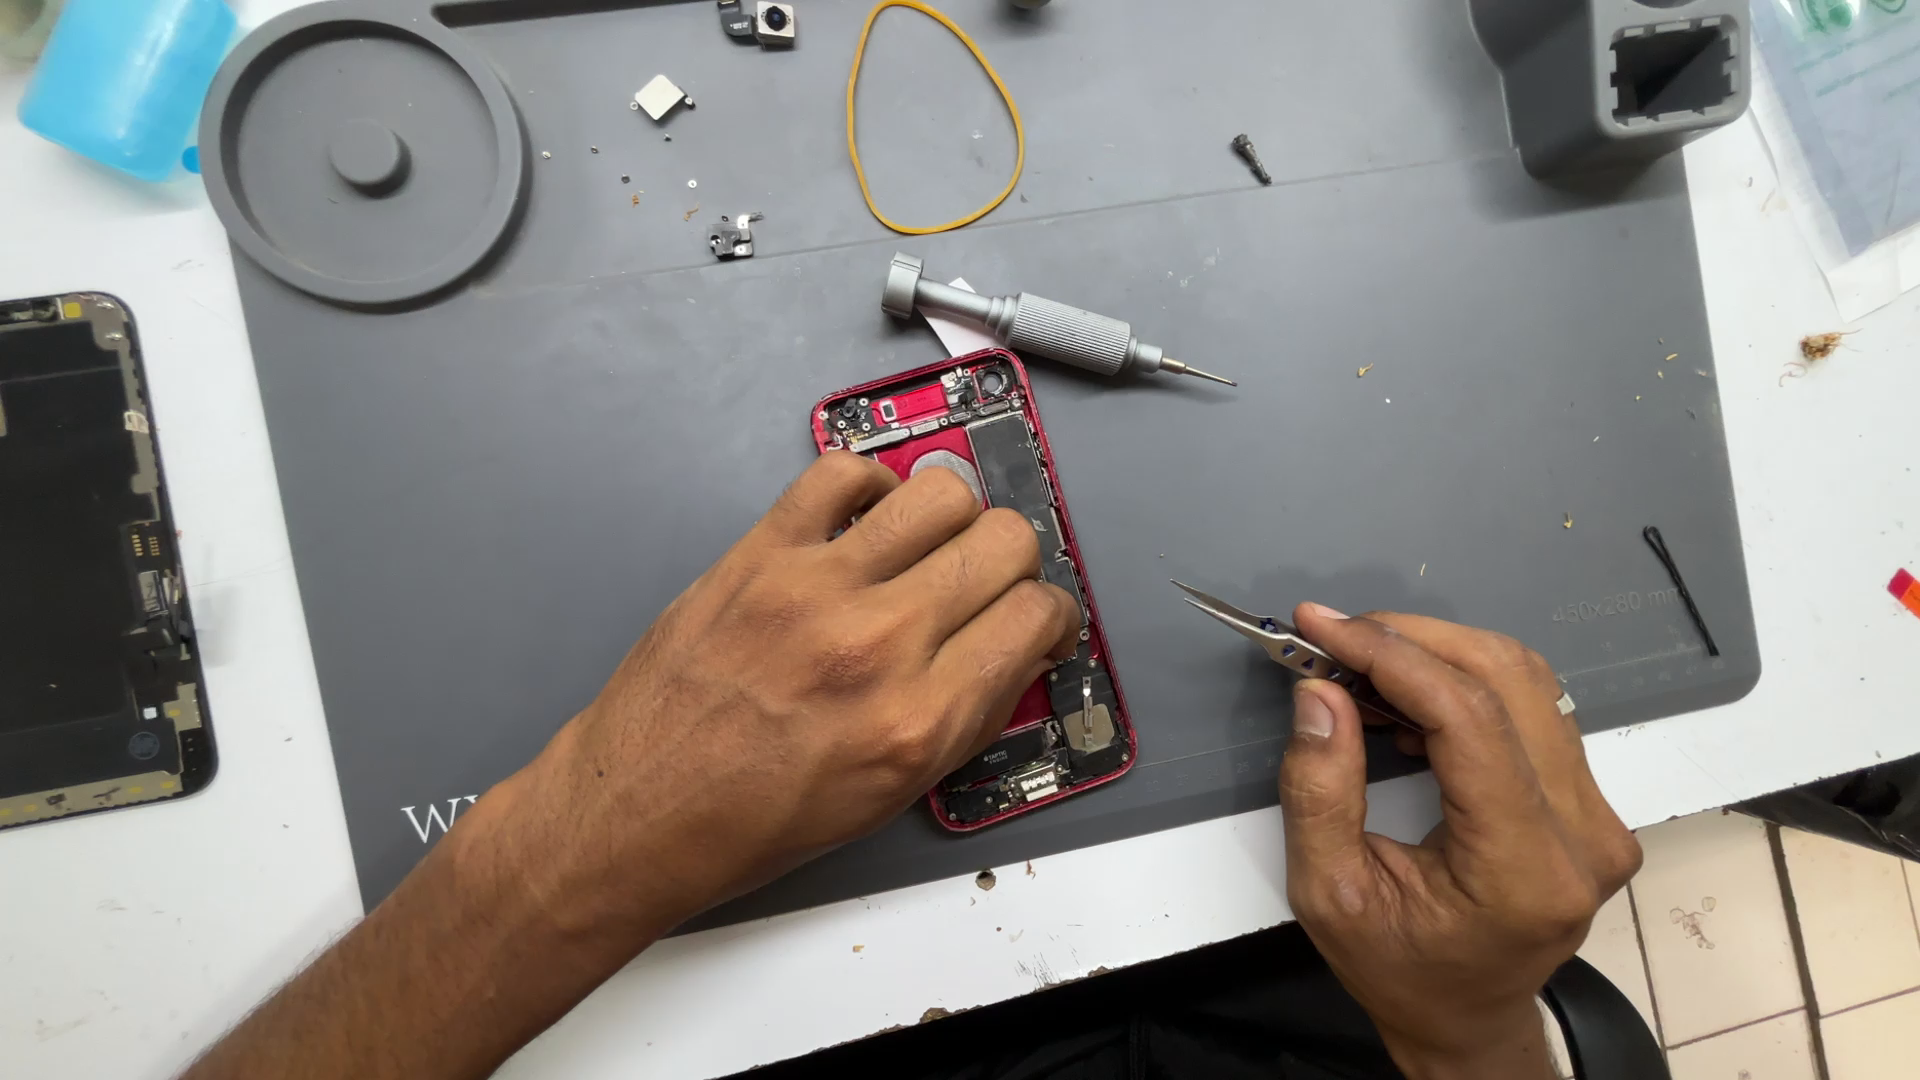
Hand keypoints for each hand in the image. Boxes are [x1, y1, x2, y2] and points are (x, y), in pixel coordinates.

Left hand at [474, 452, 1080, 937]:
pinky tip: (867, 522)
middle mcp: (879, 644)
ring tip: (931, 548)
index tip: (1035, 622)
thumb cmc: (766, 819)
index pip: (1036, 616)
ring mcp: (815, 587)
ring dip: (958, 517)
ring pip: (942, 492)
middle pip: (1005, 541)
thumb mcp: (895, 794)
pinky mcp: (759, 552)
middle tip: (985, 586)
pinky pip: (842, 473)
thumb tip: (1019, 643)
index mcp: (921, 720)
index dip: (1052, 615)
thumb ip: (973, 712)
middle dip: (1015, 563)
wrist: (640, 809)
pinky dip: (872, 487)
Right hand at [1277, 607, 1641, 1079]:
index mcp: (1524, 864)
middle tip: (1330, 636)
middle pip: (1507, 677)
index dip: (1388, 655)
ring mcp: (1595, 812)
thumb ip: (1318, 791)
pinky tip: (1395, 694)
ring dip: (1429, 649)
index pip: (1468, 717)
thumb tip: (1319, 692)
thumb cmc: (1394, 967)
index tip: (1318, 626)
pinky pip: (1522, 703)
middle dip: (1408, 636)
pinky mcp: (1582, 799)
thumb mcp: (1325, 891)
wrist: (1466, 1019)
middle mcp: (1583, 830)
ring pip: (1522, 678)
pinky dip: (1450, 676)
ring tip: (1355, 660)